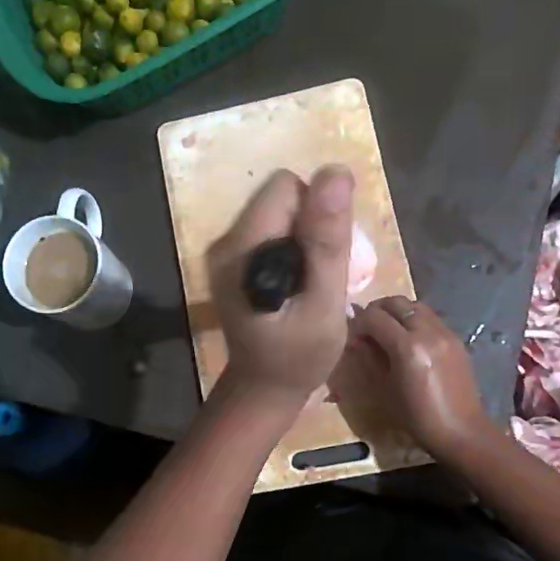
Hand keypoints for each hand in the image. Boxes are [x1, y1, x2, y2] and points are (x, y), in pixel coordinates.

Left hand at [207, 166, 354, 406]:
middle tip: (322, 274)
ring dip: (305, 239)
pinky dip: (293, 251)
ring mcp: (225, 253)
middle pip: (282, 198)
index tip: (326, 255)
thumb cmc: (299, 355)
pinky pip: (272, 233)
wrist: (264, 387)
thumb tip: (334, 172)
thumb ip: (327, 240)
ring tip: (311, 283)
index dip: (317, 212)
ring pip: (280, 214)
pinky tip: (298, 284)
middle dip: (312, 225)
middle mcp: (225, 243)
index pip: (286, 188)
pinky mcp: (232, 262)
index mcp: (242, 249)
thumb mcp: (323, 301)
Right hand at [337, 296, 496, 460]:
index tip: (350, 335)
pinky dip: (413, 320)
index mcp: (407, 346)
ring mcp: (446, 333)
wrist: (462, 431)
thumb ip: (370, 357)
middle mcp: (428, 332)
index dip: (357, 322)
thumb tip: (358, 339)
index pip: (374, 316)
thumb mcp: (384, 388)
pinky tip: (407, 340)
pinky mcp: (456, 339)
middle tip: (366, 327)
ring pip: (415, 306)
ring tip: (386, 331)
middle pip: (396, 302)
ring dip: (396, 312)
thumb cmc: (416, 416)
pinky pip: (430, 318)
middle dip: (377, 310)